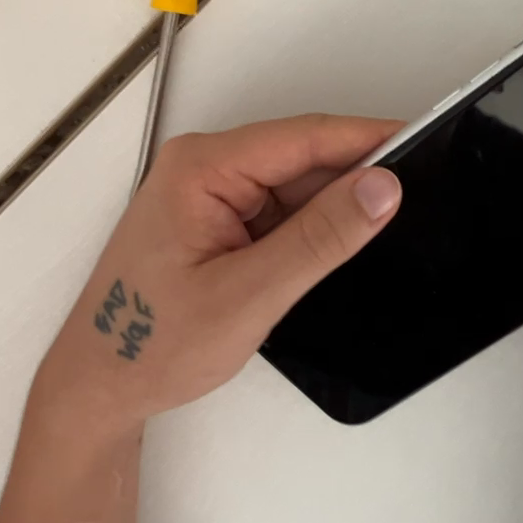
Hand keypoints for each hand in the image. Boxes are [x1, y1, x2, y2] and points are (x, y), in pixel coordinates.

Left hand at [29, 114, 403, 434]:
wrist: (100, 384)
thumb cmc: (152, 344)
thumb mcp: (248, 294)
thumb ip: (319, 238)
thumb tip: (380, 189)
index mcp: (201, 168)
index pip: (302, 138)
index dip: (366, 137)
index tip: (422, 139)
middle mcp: (203, 167)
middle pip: (300, 157)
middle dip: (355, 175)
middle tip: (415, 196)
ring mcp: (209, 192)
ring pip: (293, 184)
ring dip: (332, 205)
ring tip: (380, 229)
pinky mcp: (216, 217)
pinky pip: (277, 207)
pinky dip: (310, 225)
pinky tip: (336, 243)